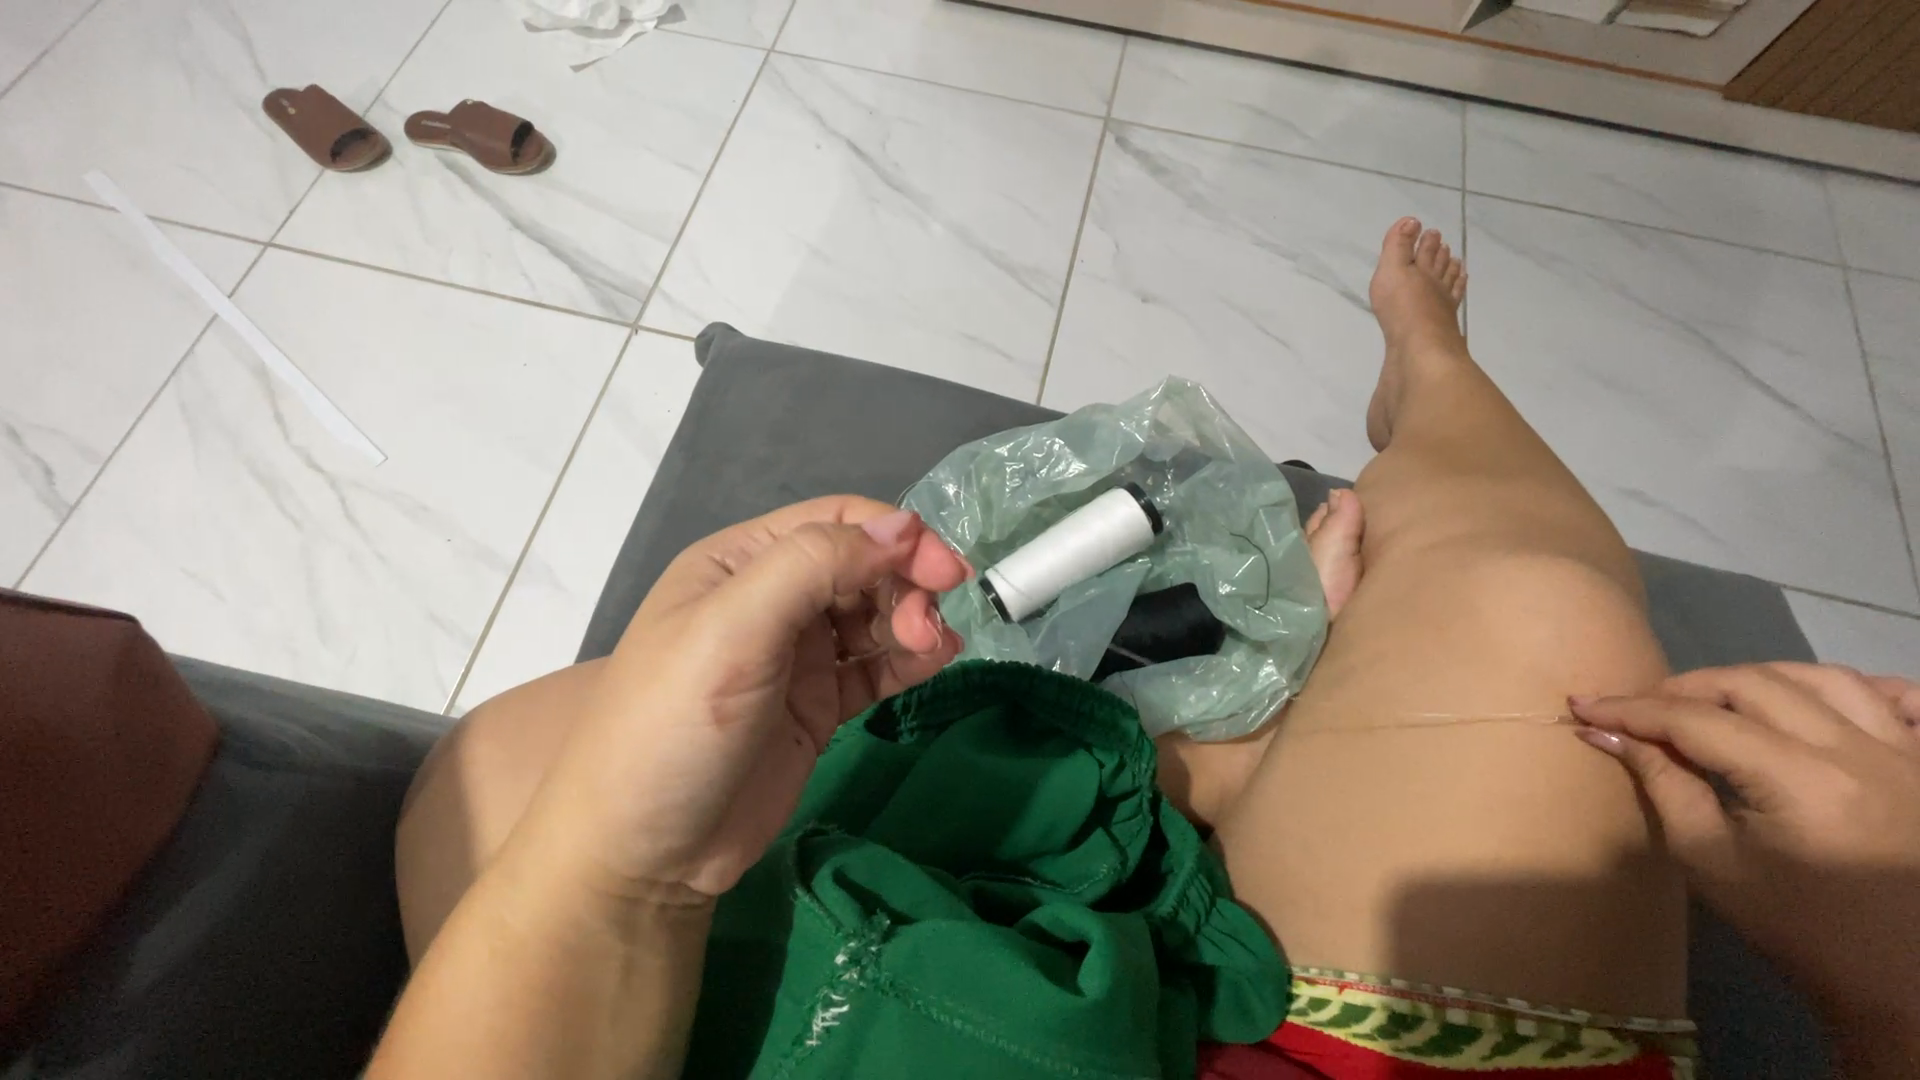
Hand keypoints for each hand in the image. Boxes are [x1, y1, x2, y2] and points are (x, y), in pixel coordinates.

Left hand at [515, 497, 970, 902]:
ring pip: (874, 615)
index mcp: (741, 562)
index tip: (944, 569)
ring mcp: (797, 655)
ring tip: (930, 649)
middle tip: (928, 627)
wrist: (645, 858)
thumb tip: (905, 526)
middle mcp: (772, 598)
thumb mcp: (734, 629)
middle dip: (904, 585)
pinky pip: (875, 667)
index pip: (834, 522)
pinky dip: (908, 659)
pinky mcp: (818, 704)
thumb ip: (814, 564)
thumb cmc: (676, 726)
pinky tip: (935, 660)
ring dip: (911, 621)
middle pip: (862, 566)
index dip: (894, 535)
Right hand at [1569, 664, 1919, 1032]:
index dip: (1631, 709)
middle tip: (1640, 710)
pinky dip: (1854, 686)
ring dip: (1753, 678)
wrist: (1900, 980)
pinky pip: (1902, 698)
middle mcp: (1863, 755)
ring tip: (1715, 701)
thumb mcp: (1708, 855)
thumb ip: (1662, 781)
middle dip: (1682, 688)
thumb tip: (1604, 732)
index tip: (1583, 706)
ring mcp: (1910, 757)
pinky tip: (1815, 699)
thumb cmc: (1795, 924)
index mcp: (1803, 783)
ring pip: (1820, 677)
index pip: (1696, 720)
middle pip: (1752, 684)